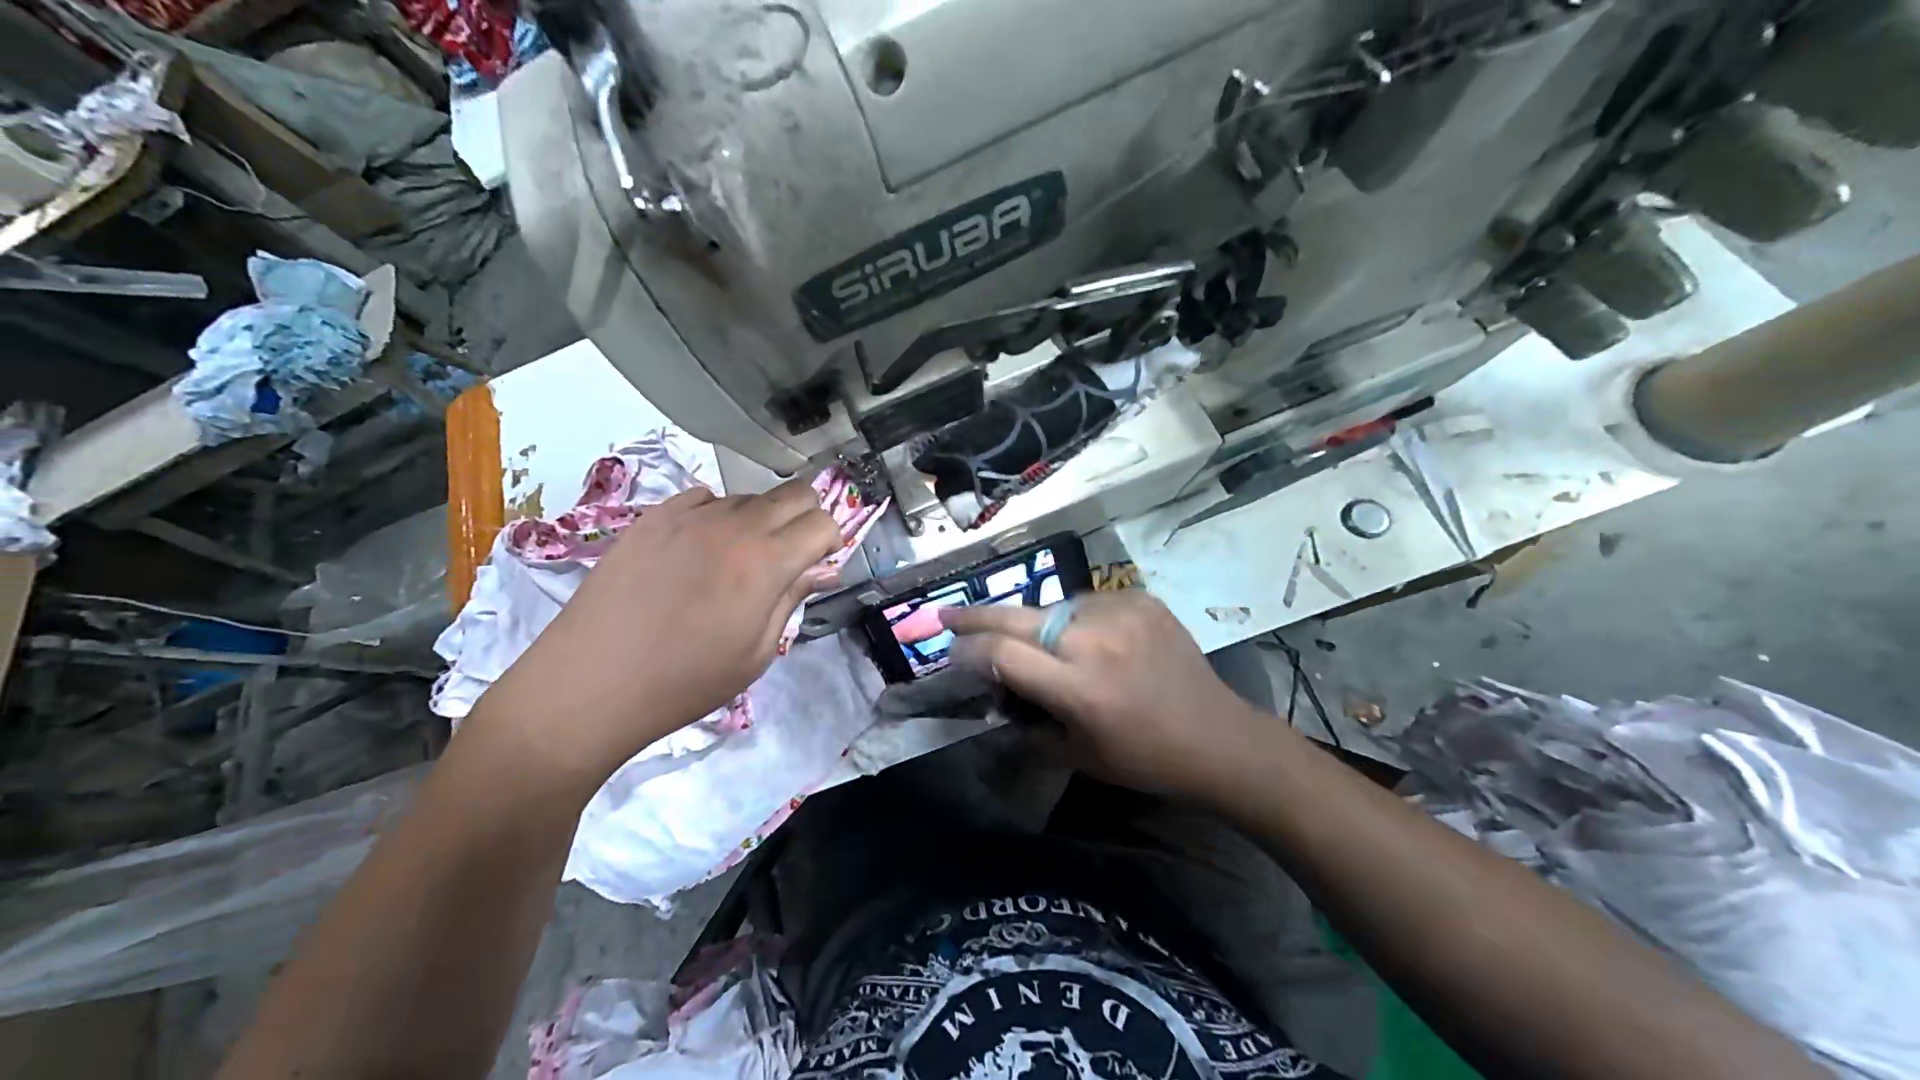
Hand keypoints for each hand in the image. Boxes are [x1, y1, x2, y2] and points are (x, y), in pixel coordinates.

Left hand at [469, 477, 841, 789]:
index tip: (818, 565)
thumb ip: (792, 599)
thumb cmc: (684, 681)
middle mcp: (733, 526)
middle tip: (791, 556)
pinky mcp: (652, 518)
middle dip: (806, 519)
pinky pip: (703, 499)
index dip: (829, 542)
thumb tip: (822, 568)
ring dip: (760, 521)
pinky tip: (700, 551)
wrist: (591, 683)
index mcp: (765, 562)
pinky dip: (716, 517)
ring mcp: (688, 516)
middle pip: (794, 494)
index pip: (822, 522)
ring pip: (749, 496)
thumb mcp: (755, 653)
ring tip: (737, 562)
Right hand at [941, 592, 1270, 798]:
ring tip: (1040, 644)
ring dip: (1035, 622)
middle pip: (1017, 617)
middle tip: (947, 614)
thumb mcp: (1077, 756)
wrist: (1218, 737)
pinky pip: (1088, 601)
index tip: (951, 652)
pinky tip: (1085, 638)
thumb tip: (993, 701)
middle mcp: (1095, 642)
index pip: (1001, 654)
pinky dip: (1075, 617)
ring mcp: (1121, 614)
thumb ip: (1027, 728)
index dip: (968, 651)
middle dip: (974, 616)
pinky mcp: (1142, 599)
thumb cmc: (1145, 759)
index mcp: (1078, 688)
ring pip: (1053, 606)